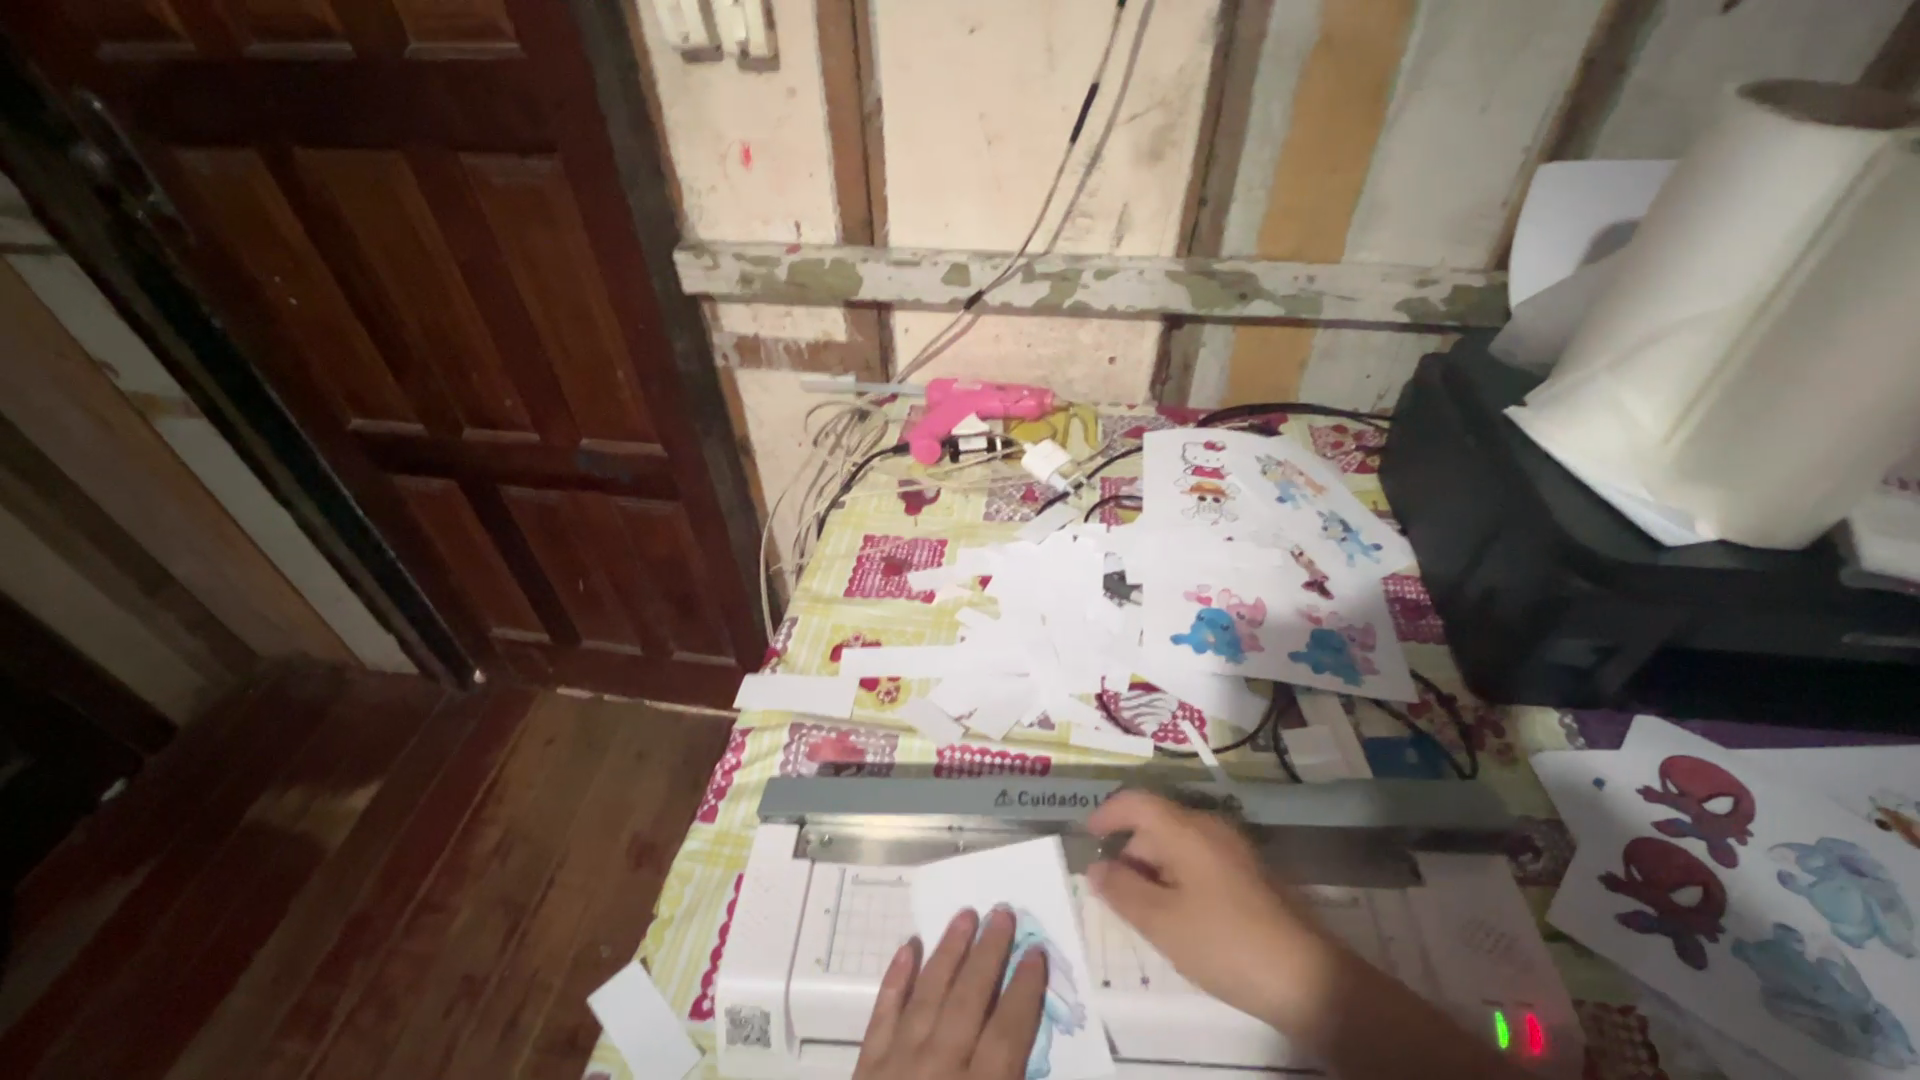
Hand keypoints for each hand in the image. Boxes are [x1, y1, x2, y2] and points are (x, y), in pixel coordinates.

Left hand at [853, 907, 1048, 1079]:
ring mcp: (896, 1066)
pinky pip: (883, 1012)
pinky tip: (908, 948)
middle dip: (989, 954)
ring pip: (927, 995)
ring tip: (964, 916)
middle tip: (1003, 912)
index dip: (1025, 991)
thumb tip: (1027, 1059)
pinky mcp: (865, 1068)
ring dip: (948, 952)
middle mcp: (937, 1071)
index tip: (1037, 953)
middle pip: (968, 1000)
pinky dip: (896, 978)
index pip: (1007, 1032)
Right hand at [1086, 790, 1333, 1027]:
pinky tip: (1177, 918)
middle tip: (1112, 893)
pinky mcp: (1249, 875)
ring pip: (1179, 845)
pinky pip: (1199, 862)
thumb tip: (1096, 867)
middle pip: (1157, 823)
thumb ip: (1121, 890)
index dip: (1106, 814)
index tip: (1086, 837)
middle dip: (1129, 851)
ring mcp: (1235, 851)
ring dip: (1153, 869)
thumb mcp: (1159, 921)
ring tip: (1142, 912)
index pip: (1136, 801)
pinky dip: (1177, 878)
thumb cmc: (1224, 943)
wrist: (1307, 978)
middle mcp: (1211, 829)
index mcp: (1186, 830)